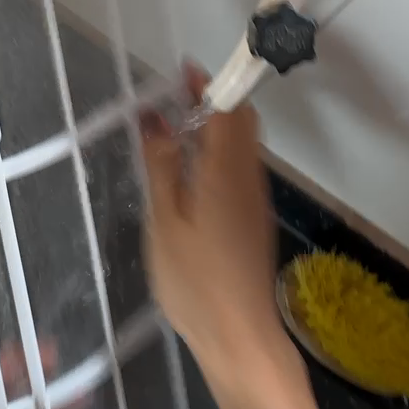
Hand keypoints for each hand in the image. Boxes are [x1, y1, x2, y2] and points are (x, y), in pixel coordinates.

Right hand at [140, 65, 281, 365]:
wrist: (241, 338)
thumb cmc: (196, 279)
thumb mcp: (165, 219)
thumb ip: (161, 164)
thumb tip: (154, 118)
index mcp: (226, 169)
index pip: (226, 108)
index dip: (208, 83)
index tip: (183, 69)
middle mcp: (248, 175)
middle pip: (242, 121)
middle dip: (215, 99)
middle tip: (177, 94)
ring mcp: (255, 197)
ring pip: (244, 142)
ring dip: (218, 123)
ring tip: (178, 125)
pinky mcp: (254, 217)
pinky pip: (242, 165)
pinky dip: (221, 149)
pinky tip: (192, 168)